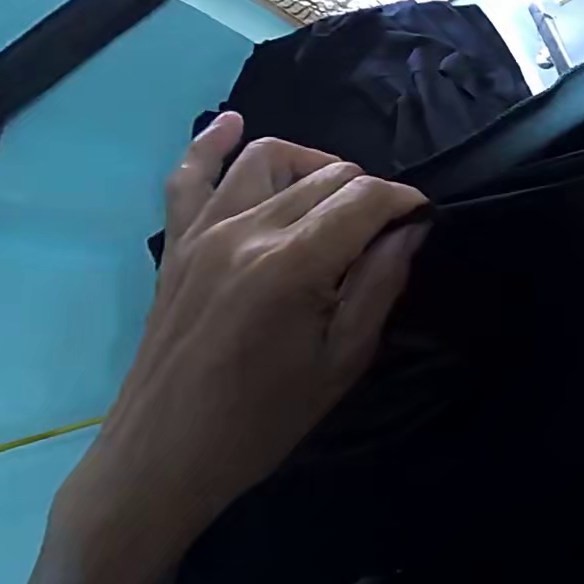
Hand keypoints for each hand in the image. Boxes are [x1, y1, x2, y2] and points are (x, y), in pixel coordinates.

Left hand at [64, 113, 428, 553]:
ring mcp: (204, 229)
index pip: (365, 199)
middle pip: (326, 174)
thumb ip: (379, 284)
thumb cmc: (261, 421)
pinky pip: (190, 174)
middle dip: (369, 190)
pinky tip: (232, 124)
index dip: (404, 200)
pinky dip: (212, 142)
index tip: (423, 218)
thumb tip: (410, 230)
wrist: (160, 459)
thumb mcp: (341, 362)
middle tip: (384, 228)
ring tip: (334, 195)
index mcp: (293, 264)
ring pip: (269, 155)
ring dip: (313, 163)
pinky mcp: (177, 241)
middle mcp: (247, 229)